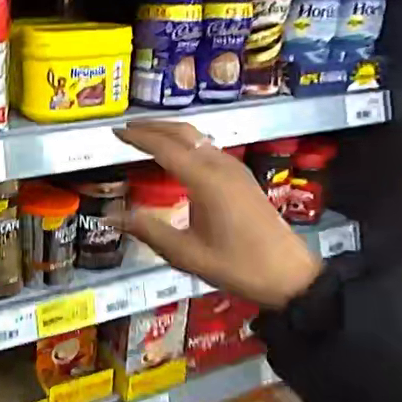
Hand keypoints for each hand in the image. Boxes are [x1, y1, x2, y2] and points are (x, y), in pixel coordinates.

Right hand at [114, 120, 321, 307]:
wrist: (290, 275)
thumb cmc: (238, 266)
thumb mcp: (186, 254)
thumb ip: (148, 230)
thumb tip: (111, 216)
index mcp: (206, 180)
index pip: (164, 147)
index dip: (138, 138)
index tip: (116, 133)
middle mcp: (221, 166)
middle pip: (183, 132)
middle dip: (153, 127)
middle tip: (127, 129)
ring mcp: (235, 169)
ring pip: (198, 137)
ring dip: (170, 132)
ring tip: (146, 137)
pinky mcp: (242, 177)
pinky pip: (208, 147)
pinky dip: (186, 142)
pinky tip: (177, 155)